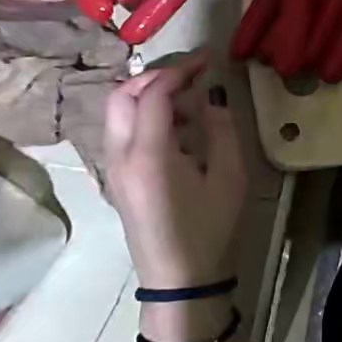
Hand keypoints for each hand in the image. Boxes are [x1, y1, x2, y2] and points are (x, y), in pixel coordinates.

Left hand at [104, 57, 246, 289]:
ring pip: (117, 112)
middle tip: (190, 75)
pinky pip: (120, 132)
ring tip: (186, 103)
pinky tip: (174, 131)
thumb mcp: (230, 178)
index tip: (208, 60)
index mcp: (148, 153)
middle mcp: (120, 155)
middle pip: (123, 94)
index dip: (181, 70)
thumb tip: (212, 97)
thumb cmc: (208, 231)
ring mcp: (112, 167)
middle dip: (155, 76)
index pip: (155, 93)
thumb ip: (222, 129)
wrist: (178, 282)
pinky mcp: (115, 179)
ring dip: (146, 96)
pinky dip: (142, 116)